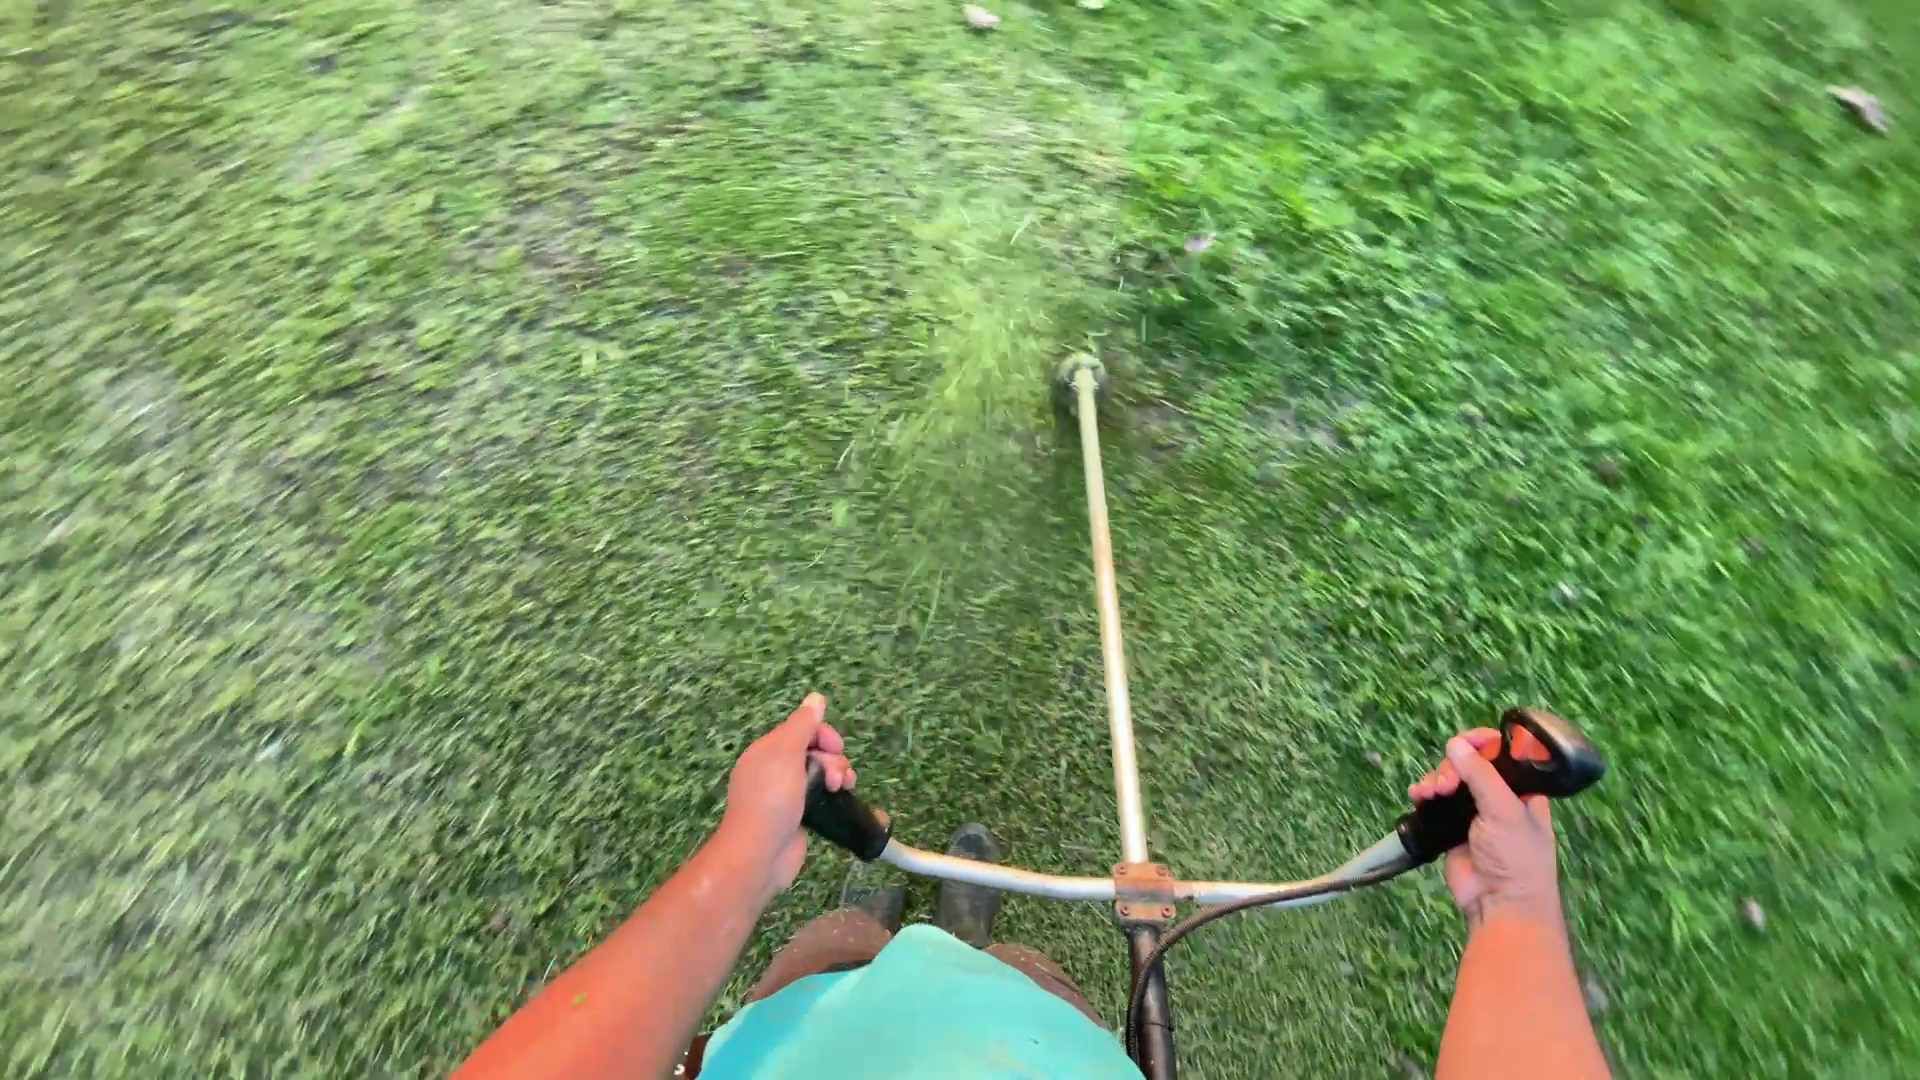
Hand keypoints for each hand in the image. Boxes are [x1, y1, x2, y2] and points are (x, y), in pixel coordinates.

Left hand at [719, 693, 855, 896]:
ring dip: (837, 774)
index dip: (823, 734)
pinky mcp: (799, 815)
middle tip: (836, 777)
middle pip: (815, 750)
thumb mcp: (785, 753)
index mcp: (767, 751)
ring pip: (821, 772)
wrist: (760, 854)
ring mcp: (787, 794)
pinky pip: (821, 794)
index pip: (801, 729)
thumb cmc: (771, 799)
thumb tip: (817, 697)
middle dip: (833, 757)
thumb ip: (803, 724)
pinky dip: (833, 793)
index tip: (836, 746)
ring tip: (842, 788)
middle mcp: (775, 769)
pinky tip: (842, 798)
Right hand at [1408, 729, 1562, 931]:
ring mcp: (1473, 811)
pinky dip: (1423, 794)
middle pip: (1469, 763)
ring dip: (1434, 780)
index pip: (1503, 753)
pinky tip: (1418, 798)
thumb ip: (1481, 775)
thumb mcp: (1505, 812)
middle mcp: (1498, 797)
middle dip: (1452, 767)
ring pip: (1448, 779)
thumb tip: (1456, 743)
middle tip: (1446, 785)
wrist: (1499, 903)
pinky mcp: (1451, 824)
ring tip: (1428, 794)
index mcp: (1522, 791)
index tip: (1463, 742)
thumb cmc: (1516, 857)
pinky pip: (1433, 799)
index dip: (1483, 743)